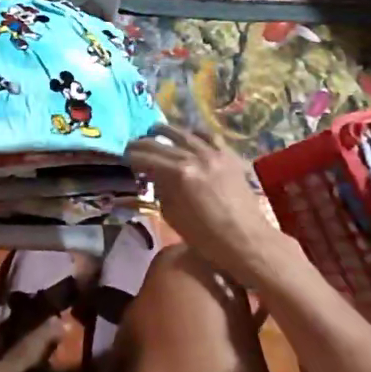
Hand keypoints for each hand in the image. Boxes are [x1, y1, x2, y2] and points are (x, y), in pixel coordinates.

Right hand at [126, 125, 296, 284]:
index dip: (131, 156)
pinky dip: (194, 133)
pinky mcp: (229, 157)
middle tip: (133, 146)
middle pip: (161, 143)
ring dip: (166, 132)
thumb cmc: (206, 236)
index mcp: (178, 173)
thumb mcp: (171, 214)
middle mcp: (195, 157)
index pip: (146, 157)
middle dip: (143, 144)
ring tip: (155, 131)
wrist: (247, 240)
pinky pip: (209, 136)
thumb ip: (159, 189)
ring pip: (184, 133)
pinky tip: (188, 135)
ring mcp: (214, 154)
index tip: (123, 157)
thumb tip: (152, 175)